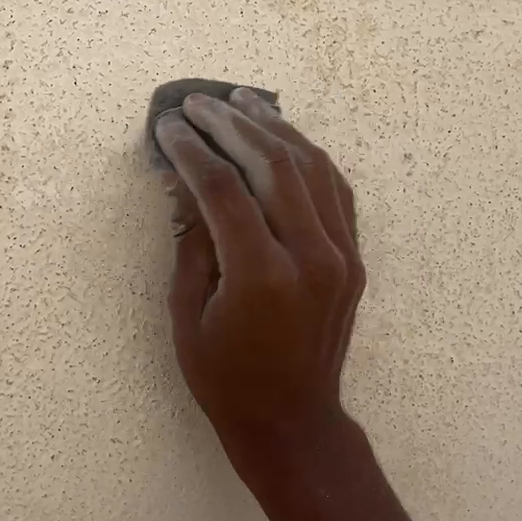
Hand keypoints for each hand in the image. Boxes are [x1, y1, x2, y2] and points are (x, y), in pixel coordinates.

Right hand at [156, 89, 366, 468]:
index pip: (223, 189)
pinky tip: (282, 136)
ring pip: (312, 167)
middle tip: (197, 103)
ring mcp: (341, 255)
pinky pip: (335, 189)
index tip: (167, 126)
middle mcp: (312, 257)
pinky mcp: (353, 258)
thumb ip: (190, 241)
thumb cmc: (225, 378)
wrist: (293, 421)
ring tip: (241, 99)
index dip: (190, 151)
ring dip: (273, 127)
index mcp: (262, 276)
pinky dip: (306, 155)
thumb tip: (182, 181)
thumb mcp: (187, 313)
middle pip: (273, 164)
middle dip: (230, 125)